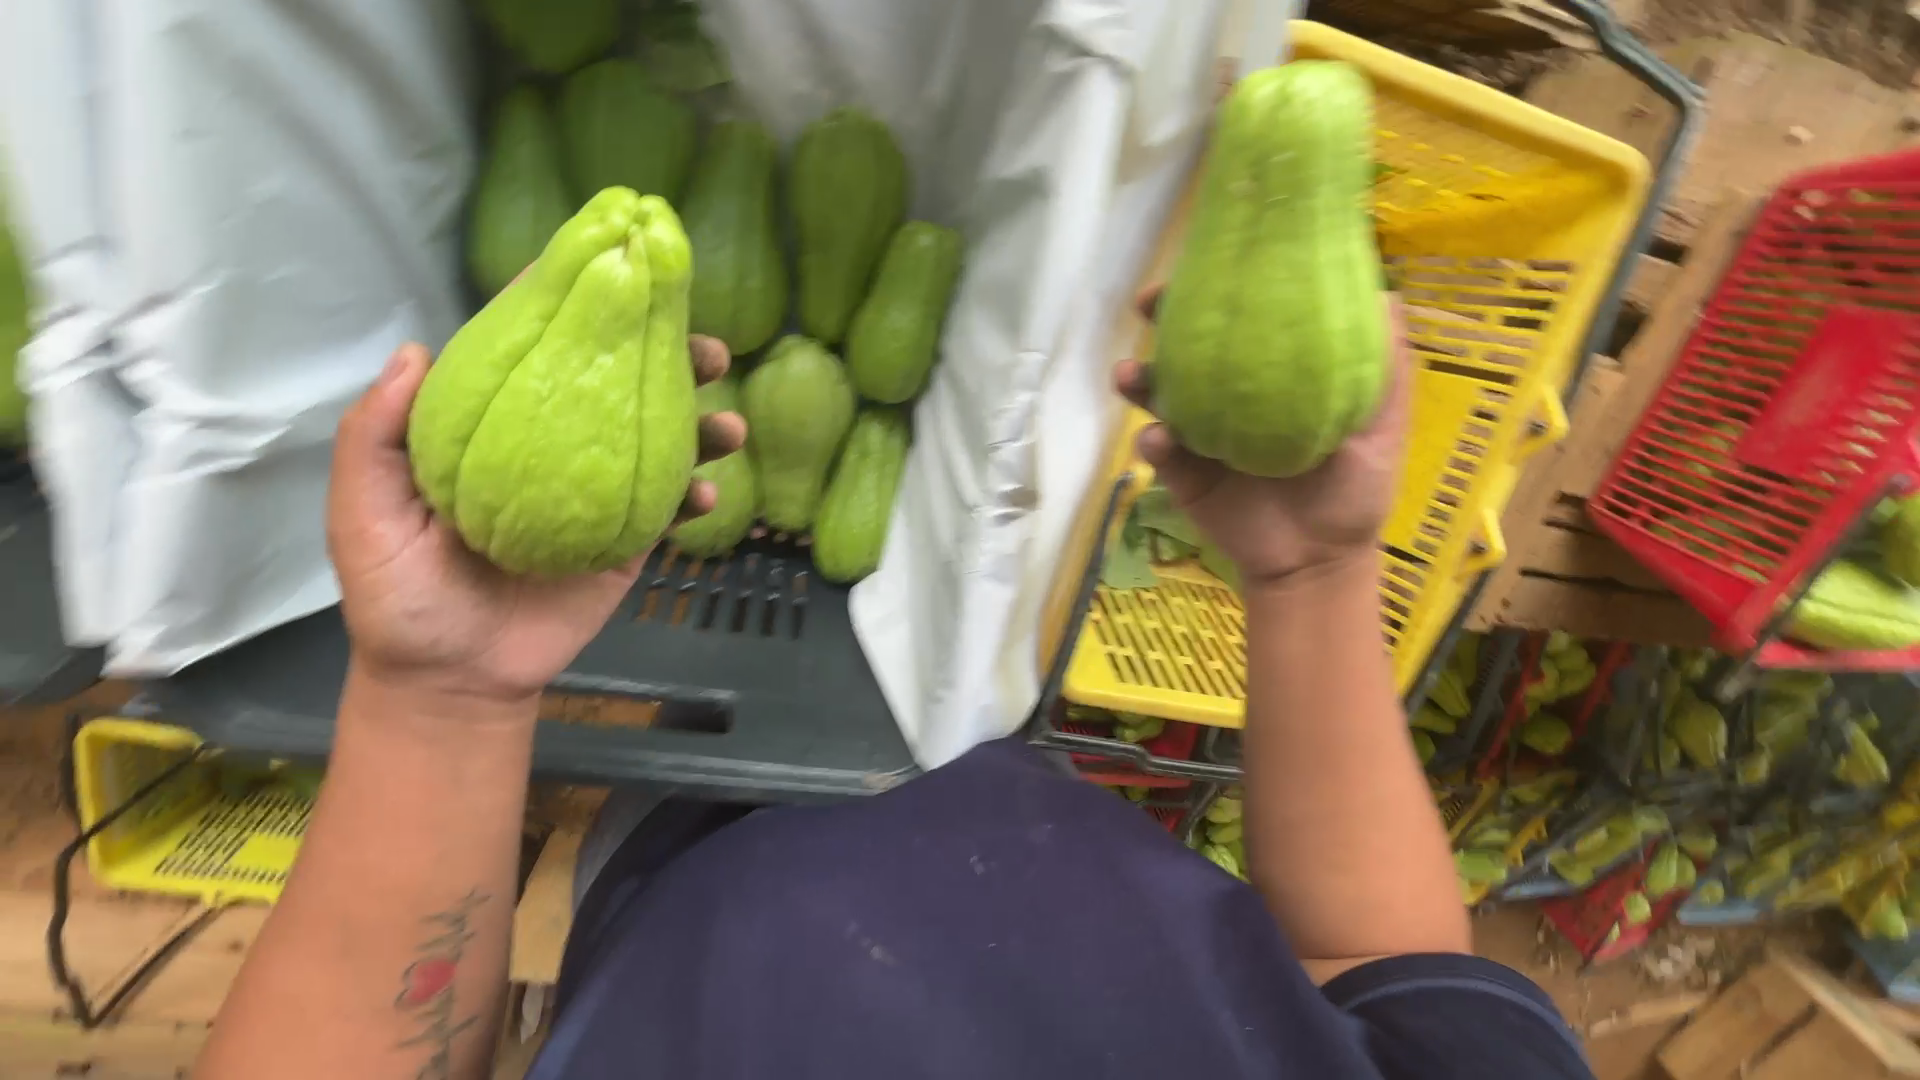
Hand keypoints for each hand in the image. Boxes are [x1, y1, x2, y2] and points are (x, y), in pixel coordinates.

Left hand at [326, 337, 745, 711]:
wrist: (455, 677)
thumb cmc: (403, 595)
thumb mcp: (366, 514)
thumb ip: (379, 436)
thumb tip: (419, 349)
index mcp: (501, 431)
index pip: (539, 356)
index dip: (573, 311)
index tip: (616, 269)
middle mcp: (558, 451)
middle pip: (620, 390)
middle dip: (671, 362)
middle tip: (711, 349)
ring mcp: (601, 495)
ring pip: (661, 445)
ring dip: (702, 428)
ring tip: (729, 426)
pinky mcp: (629, 541)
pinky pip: (670, 510)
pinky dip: (695, 497)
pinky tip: (705, 495)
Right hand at [1114, 295, 1410, 589]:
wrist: (1318, 560)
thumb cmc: (1355, 491)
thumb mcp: (1382, 427)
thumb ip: (1384, 368)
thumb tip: (1382, 291)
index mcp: (1272, 379)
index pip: (1242, 323)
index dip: (1222, 290)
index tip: (1209, 259)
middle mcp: (1230, 397)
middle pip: (1189, 348)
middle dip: (1165, 320)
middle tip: (1150, 303)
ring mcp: (1200, 435)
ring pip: (1160, 396)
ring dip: (1140, 380)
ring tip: (1130, 375)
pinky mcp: (1181, 474)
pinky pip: (1160, 452)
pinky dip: (1154, 442)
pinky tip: (1158, 439)